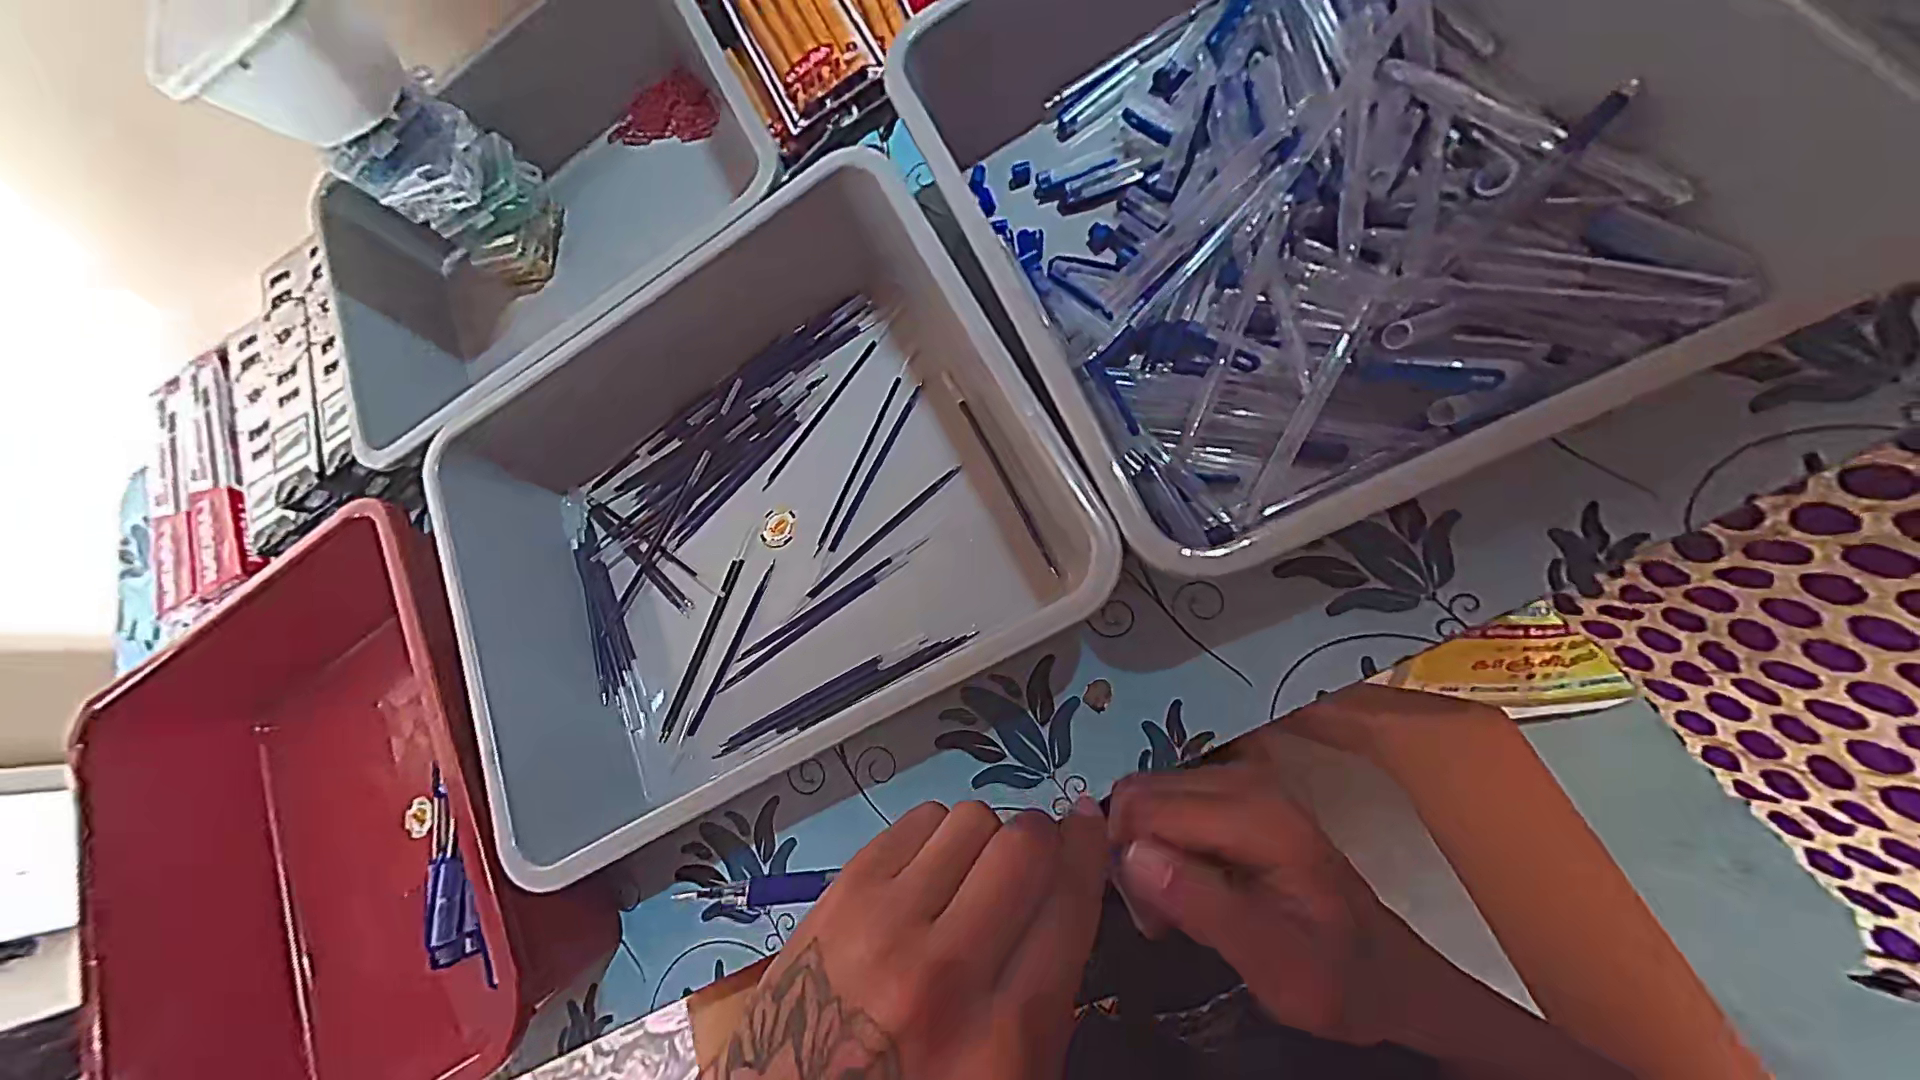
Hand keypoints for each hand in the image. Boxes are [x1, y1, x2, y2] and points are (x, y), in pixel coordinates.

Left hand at [704, 798, 1107, 1079]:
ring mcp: (884, 925)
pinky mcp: (840, 895)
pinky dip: (935, 834)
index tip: (1088, 825)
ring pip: (970, 820)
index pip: (1069, 903)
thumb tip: (1066, 891)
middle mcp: (945, 971)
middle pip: (1023, 844)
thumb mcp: (1007, 1076)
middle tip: (1032, 856)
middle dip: (1040, 838)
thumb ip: (1048, 993)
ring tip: (971, 871)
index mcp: (1003, 1039)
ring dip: (985, 837)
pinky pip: (916, 820)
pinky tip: (927, 870)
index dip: (1088, 850)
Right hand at [1107, 765, 1435, 1046]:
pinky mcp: (1230, 782)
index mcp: (1258, 814)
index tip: (1151, 921)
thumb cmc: (1334, 977)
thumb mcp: (1274, 966)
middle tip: (1156, 914)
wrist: (1382, 969)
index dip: (1129, 861)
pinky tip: (1180, 874)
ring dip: (1140, 844)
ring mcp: (1237, 774)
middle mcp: (1243, 777)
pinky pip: (1162, 794)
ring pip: (1145, 791)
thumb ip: (1204, 907)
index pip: (1146, 809)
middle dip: (1131, 852)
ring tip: (1170, 900)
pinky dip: (1155, 834)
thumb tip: (1133, 855)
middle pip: (1139, 793)